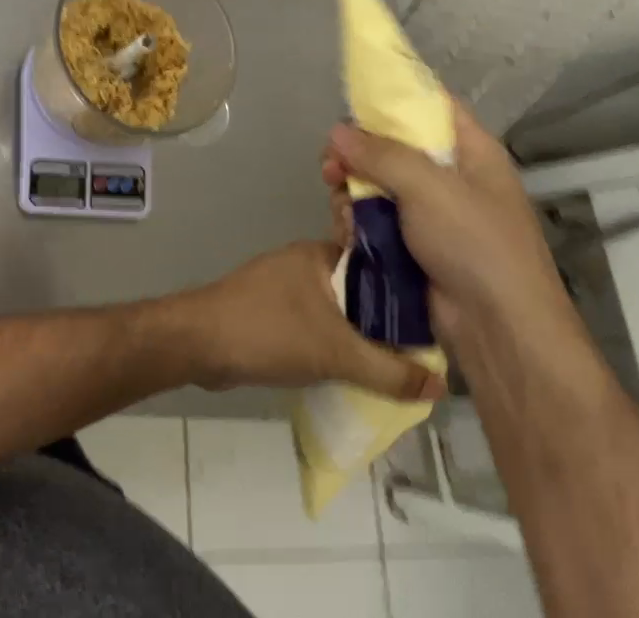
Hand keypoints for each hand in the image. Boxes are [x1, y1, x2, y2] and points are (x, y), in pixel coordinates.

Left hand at [173, 240, 445, 399]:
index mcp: (319, 255)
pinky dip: (332, 346)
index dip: (411, 291)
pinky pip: (313, 328)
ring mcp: (281, 289)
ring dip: (360, 338)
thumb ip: (390, 371)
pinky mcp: (267, 314)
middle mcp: (302, 265)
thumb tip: (441, 384)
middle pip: (360, 291)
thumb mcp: (337, 353)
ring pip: (336, 313)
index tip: (443, 319)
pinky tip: (354, 371)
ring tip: (399, 368)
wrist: (196, 344)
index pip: (379, 264)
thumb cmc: (267, 332)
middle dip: (388, 322)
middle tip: (427, 353)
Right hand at [321, 99, 575, 342]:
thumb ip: (381, 154)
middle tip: (330, 171)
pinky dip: (354, 227)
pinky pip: (371, 224)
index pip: (432, 108)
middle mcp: (449, 180)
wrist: (495, 326)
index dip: (392, 102)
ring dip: (349, 198)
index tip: (350, 110)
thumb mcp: (430, 187)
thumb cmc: (475, 245)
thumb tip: (337, 132)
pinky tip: (347, 238)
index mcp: (471, 154)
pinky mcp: (408, 248)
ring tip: (344, 217)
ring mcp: (428, 217)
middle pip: (389, 151)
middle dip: (354, 159)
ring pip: (373, 189)